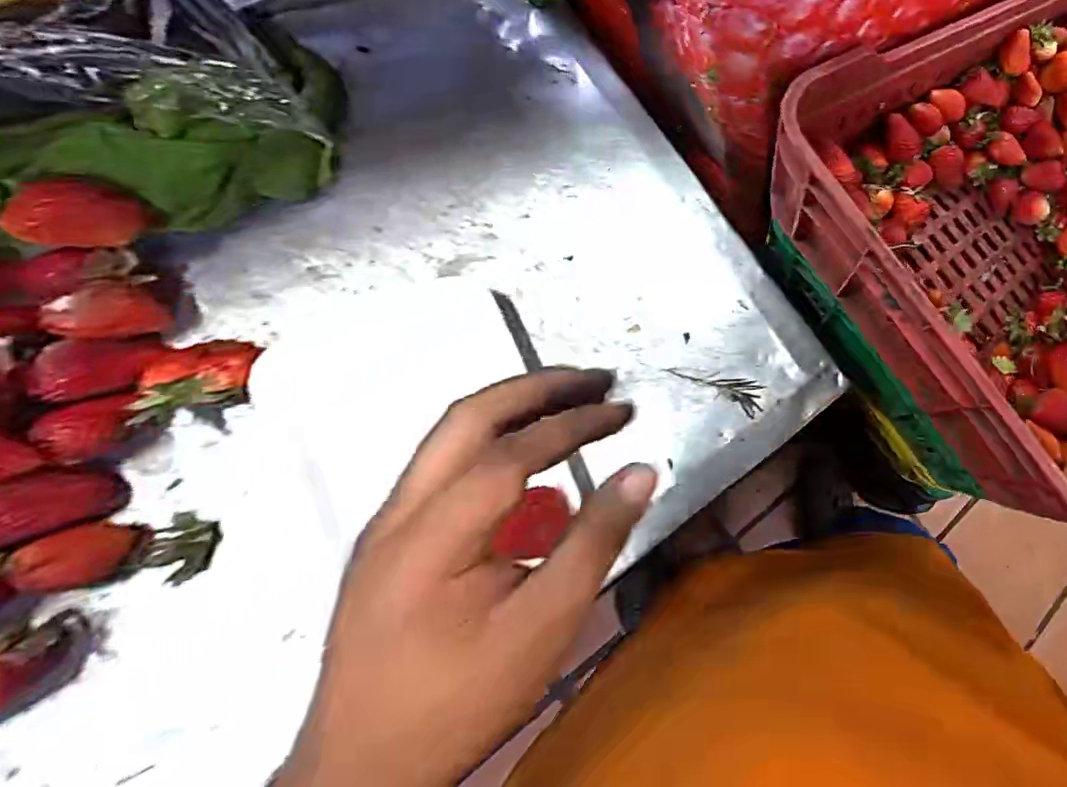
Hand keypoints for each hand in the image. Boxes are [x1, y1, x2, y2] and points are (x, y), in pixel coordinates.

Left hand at [279, 369, 655, 786]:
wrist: (361, 775)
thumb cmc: (459, 700)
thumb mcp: (545, 624)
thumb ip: (595, 539)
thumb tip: (642, 470)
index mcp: (427, 539)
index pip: (508, 453)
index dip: (574, 423)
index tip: (625, 411)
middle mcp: (396, 518)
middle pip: (465, 419)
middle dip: (538, 388)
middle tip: (599, 380)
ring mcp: (386, 529)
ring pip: (450, 437)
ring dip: (517, 408)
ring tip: (575, 402)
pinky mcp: (391, 544)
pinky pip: (447, 467)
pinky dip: (499, 441)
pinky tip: (536, 461)